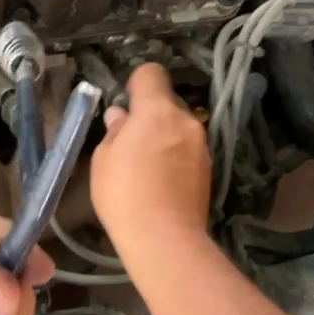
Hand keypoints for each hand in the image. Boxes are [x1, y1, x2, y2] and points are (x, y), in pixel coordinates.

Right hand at [91, 63, 211, 252]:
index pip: (151, 73)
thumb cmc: (125, 194)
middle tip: (130, 142)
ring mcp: (202, 145)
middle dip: (149, 114)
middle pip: (166, 102)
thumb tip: (121, 116)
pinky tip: (162, 182)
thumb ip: (115, 131)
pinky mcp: (209, 169)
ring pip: (178, 127)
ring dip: (164, 136)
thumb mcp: (104, 159)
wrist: (165, 240)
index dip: (136, 83)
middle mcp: (185, 120)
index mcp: (157, 110)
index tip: (125, 105)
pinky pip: (187, 149)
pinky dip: (175, 156)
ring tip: (146, 167)